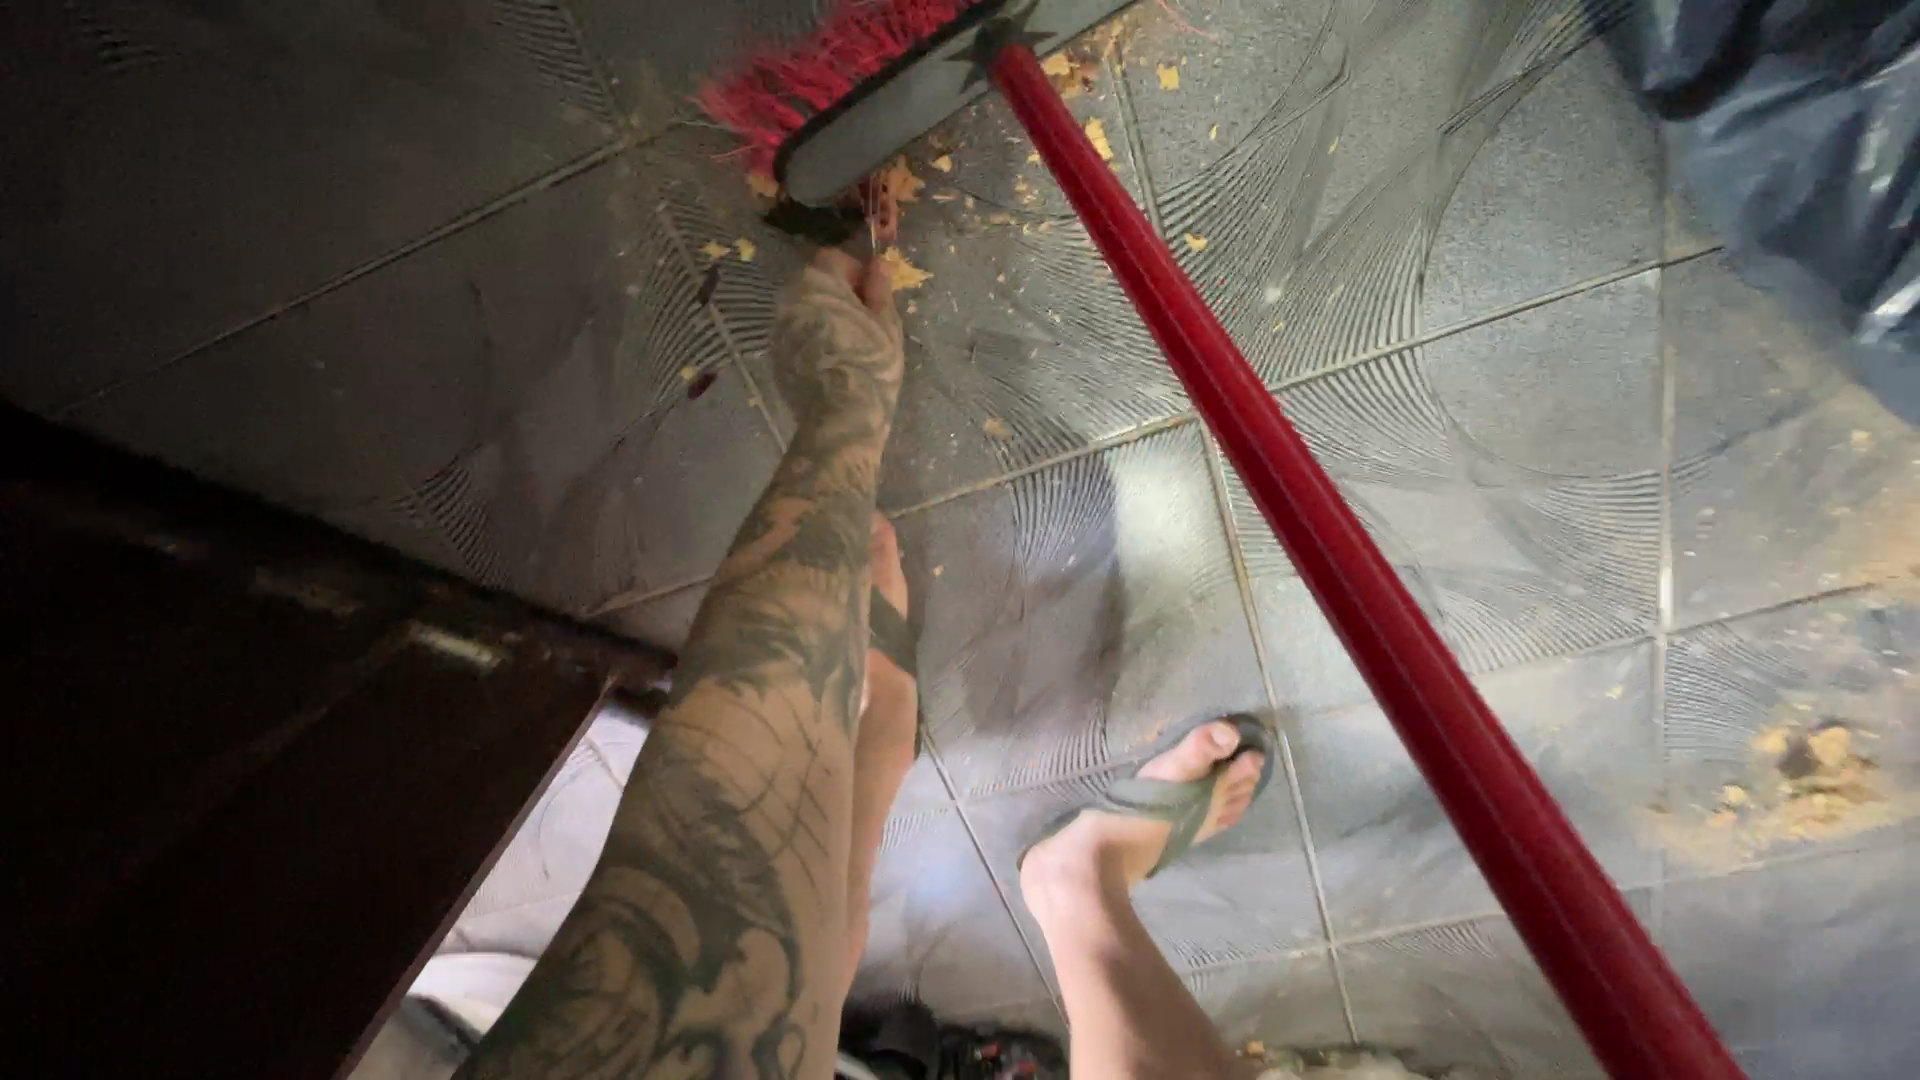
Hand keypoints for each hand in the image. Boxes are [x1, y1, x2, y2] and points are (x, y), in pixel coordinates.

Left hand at [771, 249, 904, 424]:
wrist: (841, 417)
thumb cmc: (870, 363)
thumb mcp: (887, 324)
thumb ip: (880, 290)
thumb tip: (879, 265)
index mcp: (817, 281)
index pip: (833, 258)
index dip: (856, 271)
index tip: (873, 293)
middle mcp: (789, 298)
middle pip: (815, 284)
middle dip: (838, 294)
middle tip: (864, 319)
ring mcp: (778, 329)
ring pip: (804, 312)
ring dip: (824, 318)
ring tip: (849, 343)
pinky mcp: (775, 357)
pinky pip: (797, 337)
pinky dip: (812, 341)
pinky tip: (832, 363)